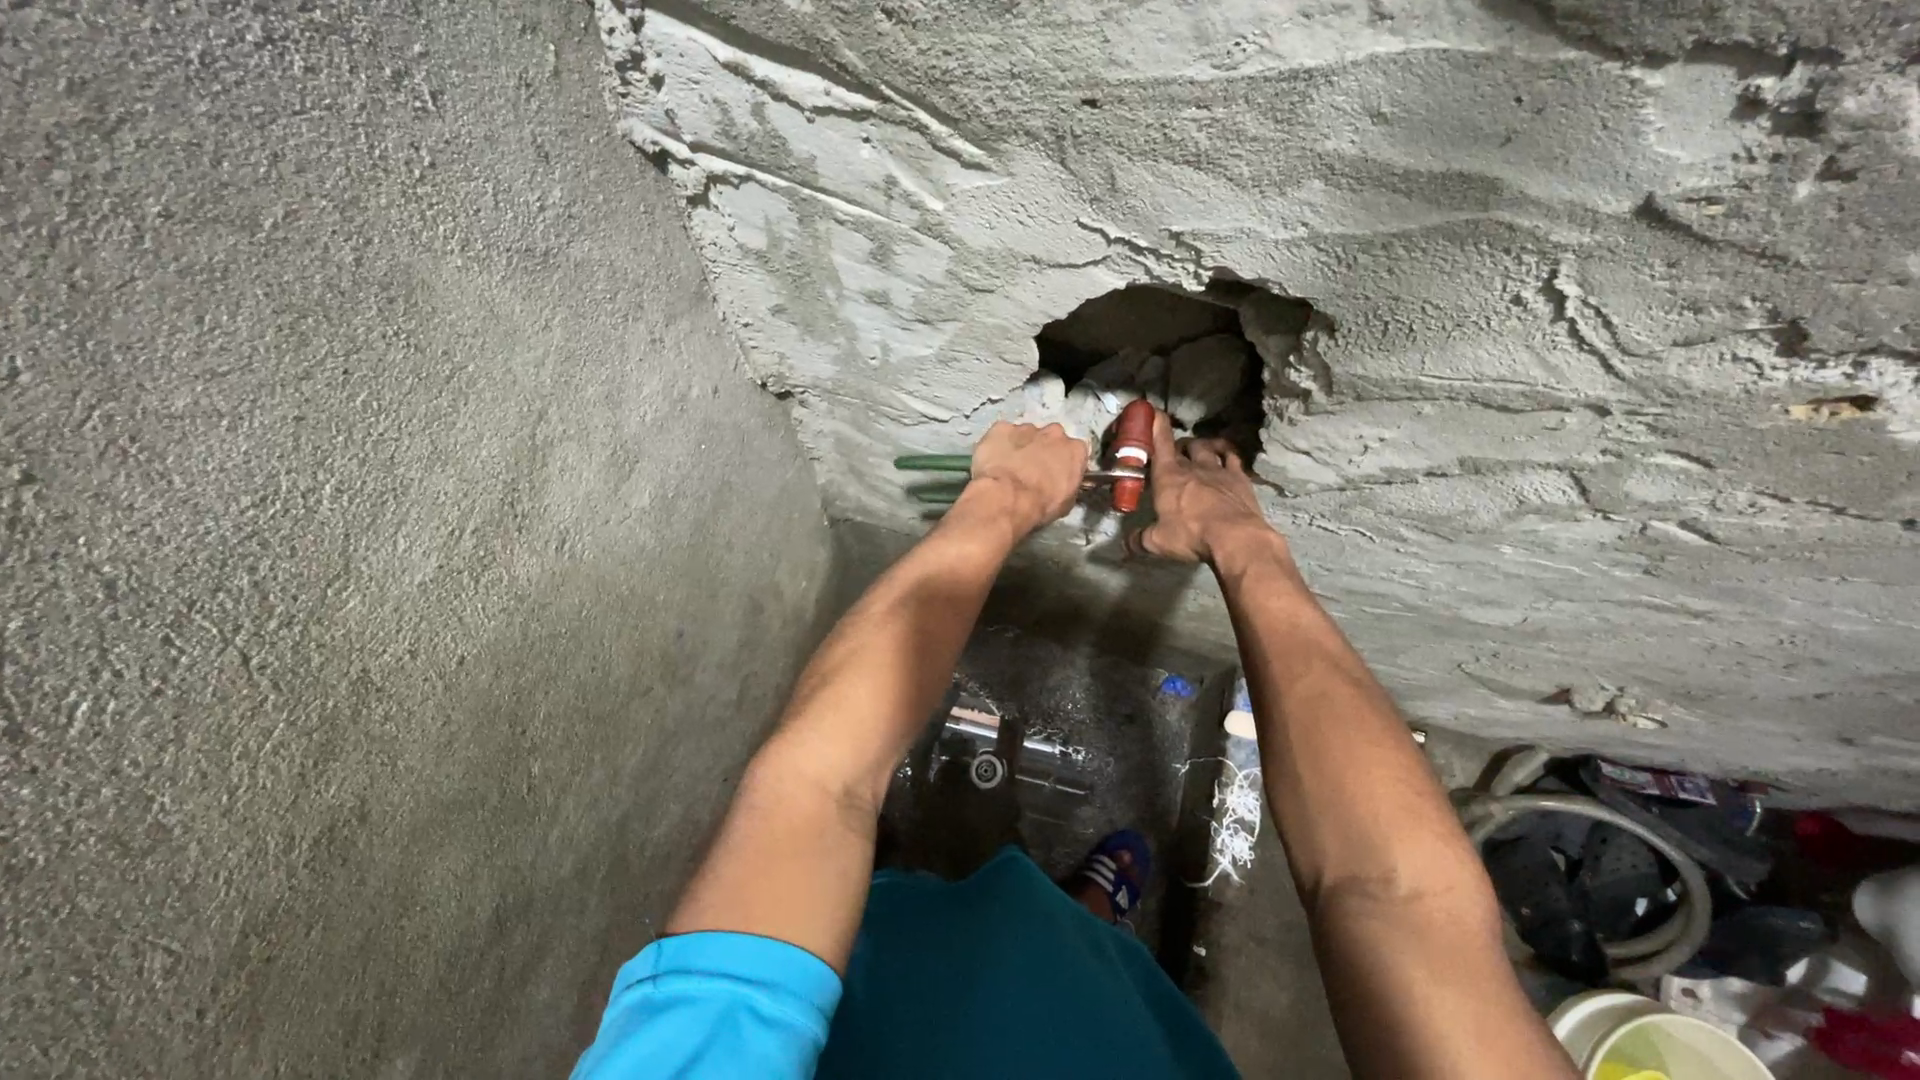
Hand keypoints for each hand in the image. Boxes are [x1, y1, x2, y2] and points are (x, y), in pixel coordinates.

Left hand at [964, 421, 1088, 535]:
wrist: (1008, 497)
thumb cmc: (1041, 505)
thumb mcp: (1066, 503)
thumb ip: (1068, 484)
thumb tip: (1062, 483)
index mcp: (1075, 449)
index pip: (1074, 452)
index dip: (1063, 463)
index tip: (1054, 474)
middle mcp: (1054, 433)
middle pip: (1050, 438)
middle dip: (1042, 451)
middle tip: (1030, 470)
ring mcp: (1026, 428)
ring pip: (1025, 434)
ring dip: (1020, 447)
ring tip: (1008, 468)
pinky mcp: (1001, 428)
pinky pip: (1001, 434)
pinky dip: (998, 445)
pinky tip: (993, 461)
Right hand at [1127, 410, 1276, 562]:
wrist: (1235, 538)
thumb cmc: (1191, 535)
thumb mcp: (1158, 542)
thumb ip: (1140, 540)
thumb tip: (1126, 544)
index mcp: (1168, 476)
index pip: (1161, 442)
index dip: (1156, 425)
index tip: (1153, 413)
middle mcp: (1192, 466)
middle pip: (1184, 445)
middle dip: (1177, 446)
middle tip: (1174, 455)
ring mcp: (1218, 469)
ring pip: (1207, 447)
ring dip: (1200, 446)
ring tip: (1198, 451)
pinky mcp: (1239, 477)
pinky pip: (1232, 456)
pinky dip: (1226, 453)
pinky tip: (1225, 456)